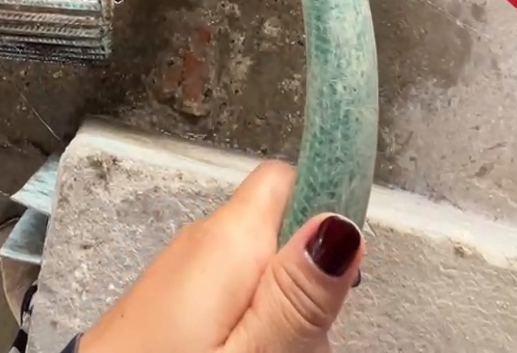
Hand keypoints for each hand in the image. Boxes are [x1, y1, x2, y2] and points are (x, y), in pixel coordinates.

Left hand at [80, 161, 363, 352]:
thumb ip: (298, 292)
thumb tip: (342, 220)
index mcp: (226, 237)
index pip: (287, 179)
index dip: (324, 209)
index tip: (342, 273)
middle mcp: (203, 238)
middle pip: (281, 236)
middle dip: (306, 285)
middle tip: (298, 345)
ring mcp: (184, 268)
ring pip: (260, 274)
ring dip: (280, 314)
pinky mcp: (173, 298)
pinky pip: (231, 297)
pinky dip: (248, 326)